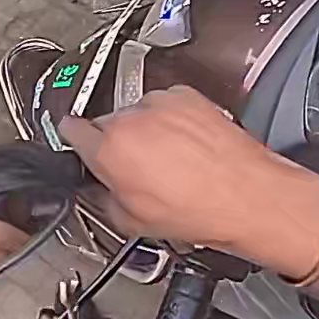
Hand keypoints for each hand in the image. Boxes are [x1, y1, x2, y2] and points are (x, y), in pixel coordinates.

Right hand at [57, 86, 318, 279]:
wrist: (246, 196)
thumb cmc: (198, 209)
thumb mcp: (133, 222)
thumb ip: (104, 197)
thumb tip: (103, 190)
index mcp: (108, 149)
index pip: (71, 130)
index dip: (74, 140)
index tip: (78, 142)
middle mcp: (130, 119)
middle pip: (107, 123)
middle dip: (117, 142)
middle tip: (138, 167)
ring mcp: (160, 103)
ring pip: (139, 113)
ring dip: (147, 130)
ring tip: (170, 159)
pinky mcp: (187, 96)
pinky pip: (168, 105)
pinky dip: (173, 119)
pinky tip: (187, 146)